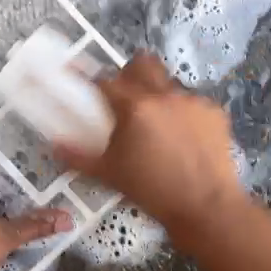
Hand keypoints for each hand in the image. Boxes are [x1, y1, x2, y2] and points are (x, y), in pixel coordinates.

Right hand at [55, 52, 245, 234]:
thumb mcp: (109, 174)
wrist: (206, 207)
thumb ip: (78, 157)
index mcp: (135, 107)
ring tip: (158, 124)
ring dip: (158, 95)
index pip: (105, 80)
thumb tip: (55, 146)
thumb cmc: (151, 190)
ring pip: (169, 84)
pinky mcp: (215, 113)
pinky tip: (183, 138)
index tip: (81, 79)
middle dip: (129, 73)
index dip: (90, 79)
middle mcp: (164, 95)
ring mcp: (193, 101)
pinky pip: (193, 103)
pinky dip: (183, 114)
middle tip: (125, 96)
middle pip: (142, 63)